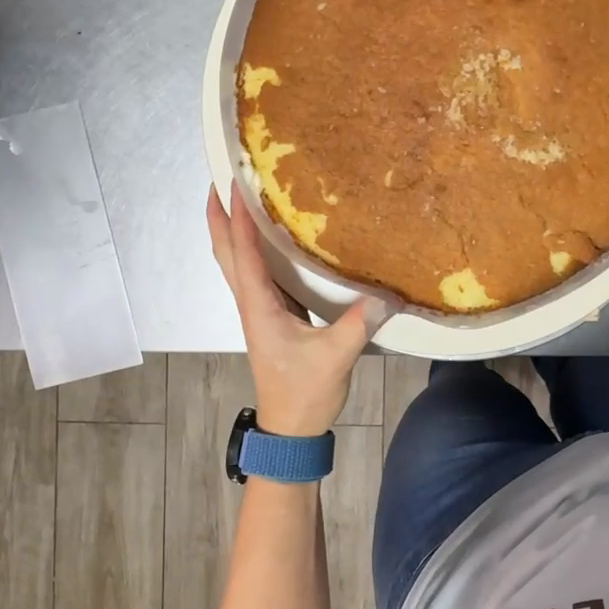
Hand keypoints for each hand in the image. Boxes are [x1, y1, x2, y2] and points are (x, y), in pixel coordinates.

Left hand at [206, 187, 374, 436]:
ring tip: (243, 197)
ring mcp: (259, 309)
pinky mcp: (272, 316)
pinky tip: (274, 237)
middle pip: (225, 252)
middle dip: (219, 216)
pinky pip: (256, 273)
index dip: (237, 217)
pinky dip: (254, 248)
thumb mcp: (335, 356)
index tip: (235, 182)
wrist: (291, 429)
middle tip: (222, 179)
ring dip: (233, 230)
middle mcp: (252, 302)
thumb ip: (358, 324)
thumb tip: (389, 294)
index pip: (242, 252)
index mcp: (259, 306)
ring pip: (236, 261)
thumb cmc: (305, 391)